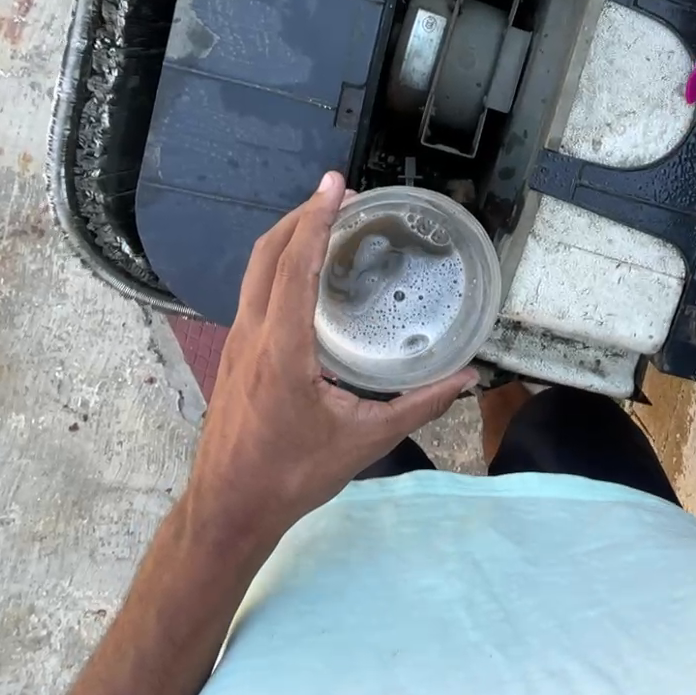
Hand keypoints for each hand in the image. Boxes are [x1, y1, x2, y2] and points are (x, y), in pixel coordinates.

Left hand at [184, 171, 475, 541]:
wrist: (229, 509)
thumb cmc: (294, 475)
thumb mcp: (366, 440)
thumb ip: (420, 404)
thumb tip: (466, 376)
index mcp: (282, 348)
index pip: (295, 266)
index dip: (316, 220)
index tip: (336, 185)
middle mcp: (252, 334)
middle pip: (266, 254)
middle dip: (300, 215)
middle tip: (340, 195)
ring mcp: (237, 343)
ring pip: (254, 270)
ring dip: (288, 238)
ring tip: (327, 223)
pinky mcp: (235, 354)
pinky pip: (255, 291)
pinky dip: (280, 265)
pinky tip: (308, 275)